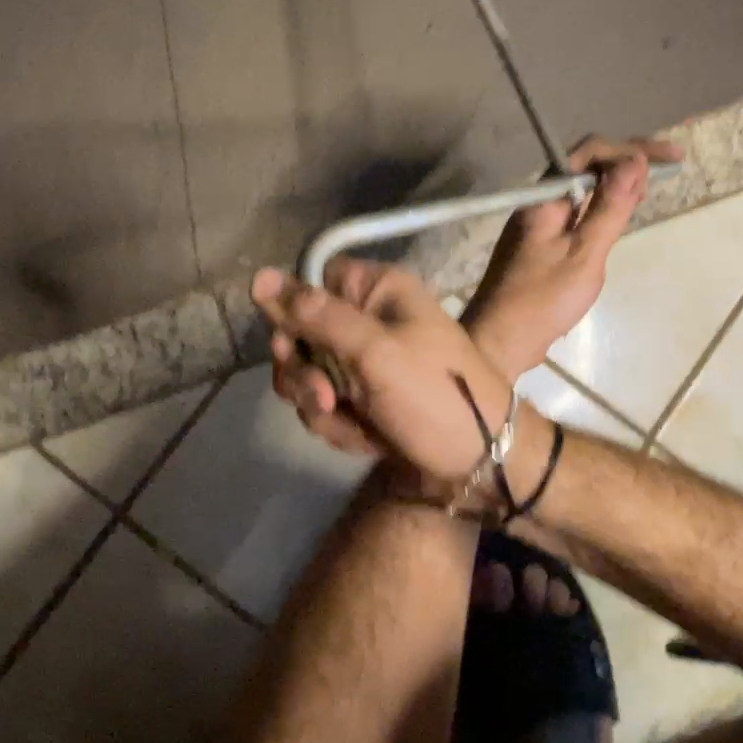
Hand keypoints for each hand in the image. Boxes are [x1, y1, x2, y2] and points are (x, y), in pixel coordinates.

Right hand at [253, 260, 515, 485]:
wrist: (482, 465)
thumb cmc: (435, 396)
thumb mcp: (374, 353)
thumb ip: (314, 316)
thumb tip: (259, 277)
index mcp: (377, 291)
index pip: (312, 282)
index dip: (296, 312)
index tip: (294, 344)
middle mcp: (368, 320)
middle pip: (300, 333)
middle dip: (304, 373)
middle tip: (326, 397)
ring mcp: (364, 362)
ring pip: (307, 375)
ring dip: (319, 406)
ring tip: (349, 424)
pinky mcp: (363, 399)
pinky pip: (325, 405)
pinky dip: (338, 426)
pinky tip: (365, 440)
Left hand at [463, 136, 683, 377]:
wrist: (498, 340)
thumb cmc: (542, 300)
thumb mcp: (584, 255)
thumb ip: (609, 209)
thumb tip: (633, 161)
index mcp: (544, 199)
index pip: (588, 153)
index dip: (631, 149)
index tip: (671, 156)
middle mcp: (538, 204)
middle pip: (584, 167)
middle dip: (626, 163)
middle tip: (668, 169)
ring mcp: (538, 225)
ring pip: (581, 191)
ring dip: (616, 185)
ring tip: (651, 188)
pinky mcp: (541, 245)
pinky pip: (575, 214)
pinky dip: (601, 209)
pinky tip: (620, 217)